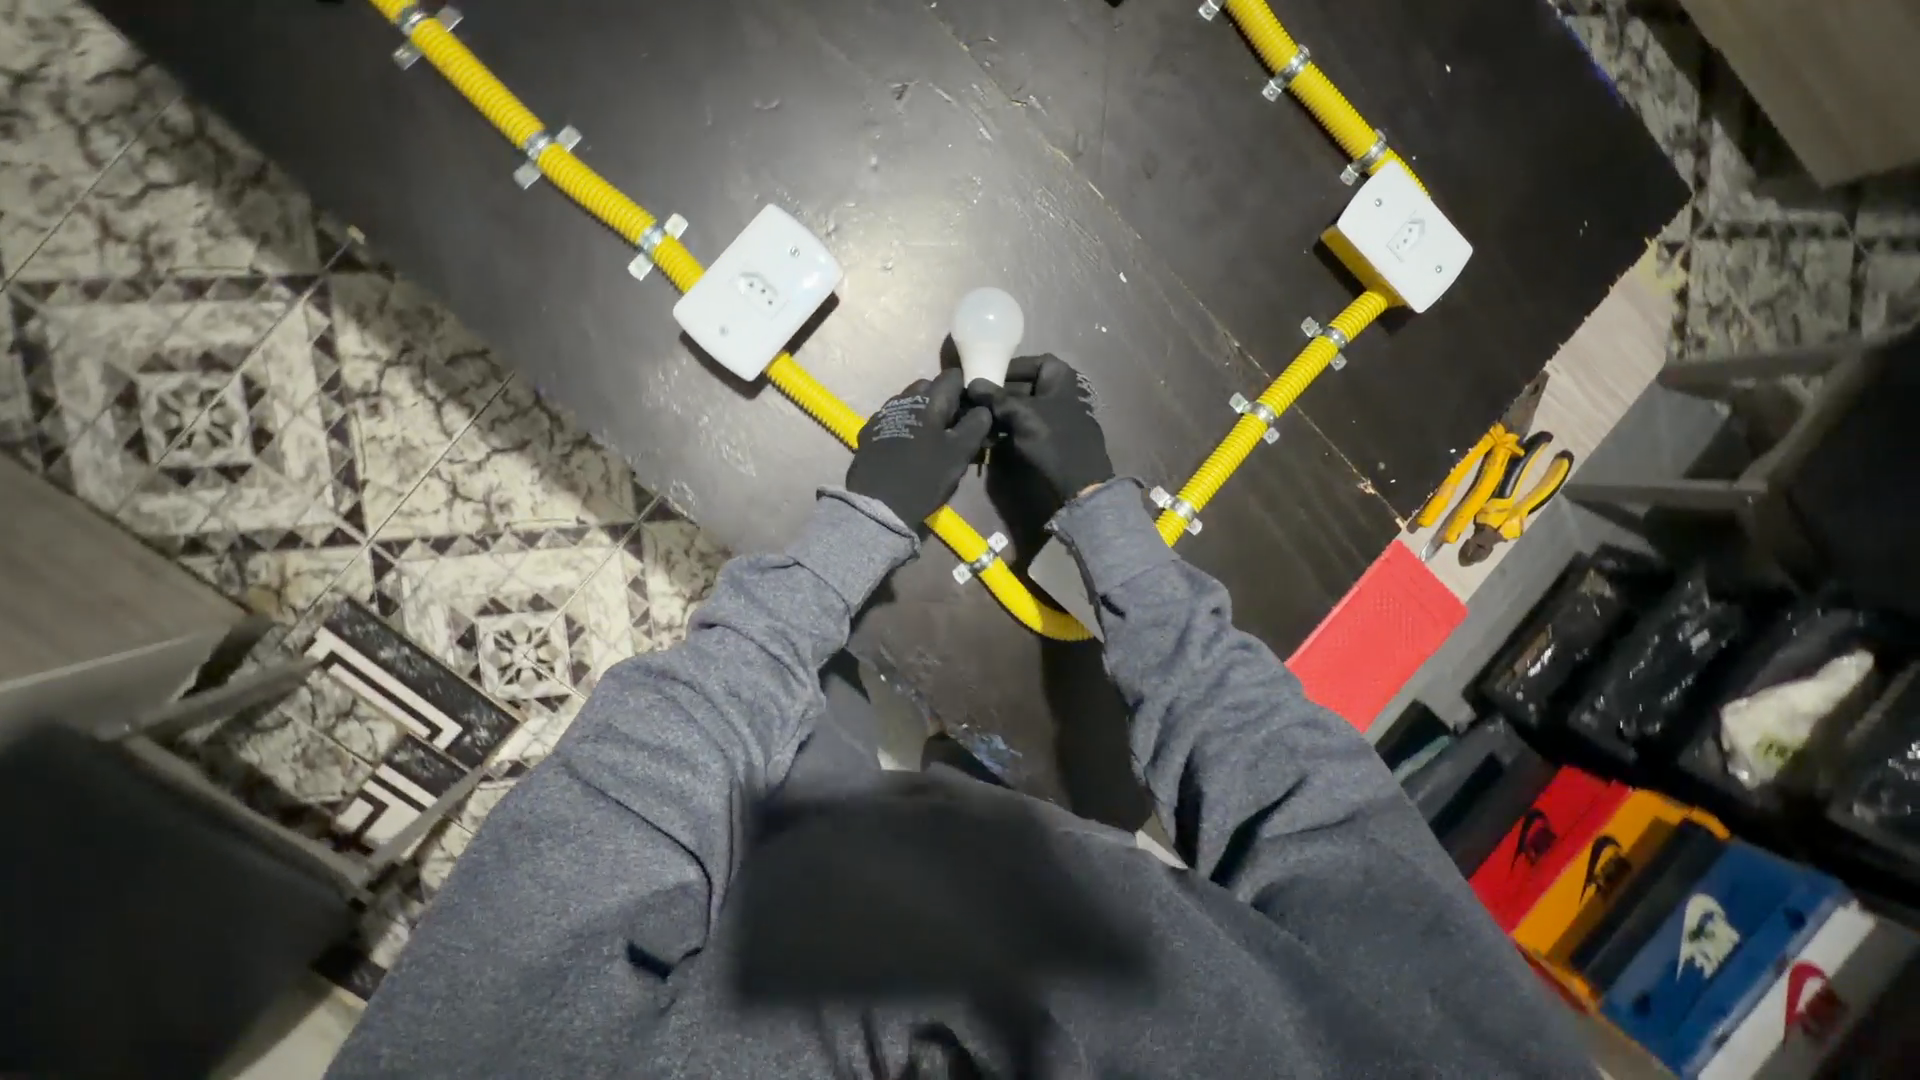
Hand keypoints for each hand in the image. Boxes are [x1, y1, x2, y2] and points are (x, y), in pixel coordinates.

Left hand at [847, 368, 993, 527]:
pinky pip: (893, 417)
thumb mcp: (960, 453)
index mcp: (930, 400)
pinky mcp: (869, 430)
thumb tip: (983, 408)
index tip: (971, 411)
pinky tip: (907, 446)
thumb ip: (975, 425)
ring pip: (909, 401)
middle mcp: (905, 398)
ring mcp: (884, 413)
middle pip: (929, 386)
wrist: (879, 504)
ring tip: (930, 437)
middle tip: (952, 427)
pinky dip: (905, 424)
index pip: (953, 376)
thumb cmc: (926, 477)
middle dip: (943, 400)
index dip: (966, 390)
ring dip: (923, 412)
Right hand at [968, 354, 1112, 500]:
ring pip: (1020, 411)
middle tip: (973, 405)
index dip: (1006, 369)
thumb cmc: (1053, 439)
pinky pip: (1024, 431)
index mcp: (1059, 377)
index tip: (983, 380)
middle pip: (1022, 388)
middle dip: (997, 397)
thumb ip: (995, 397)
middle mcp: (1059, 393)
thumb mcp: (1021, 414)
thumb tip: (971, 383)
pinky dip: (1007, 434)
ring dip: (999, 418)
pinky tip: (989, 443)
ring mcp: (1056, 418)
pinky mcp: (1050, 441)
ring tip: (977, 426)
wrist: (1079, 484)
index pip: (1028, 363)